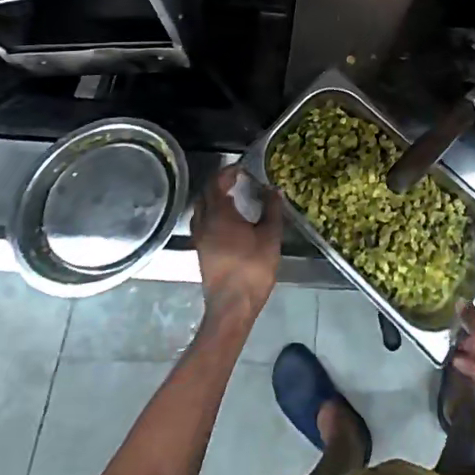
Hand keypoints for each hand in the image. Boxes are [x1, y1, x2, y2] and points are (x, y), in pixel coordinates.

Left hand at [193, 165, 282, 323]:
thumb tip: (274, 190)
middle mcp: (204, 222)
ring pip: (200, 208)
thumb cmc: (253, 269)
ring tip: (231, 196)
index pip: (217, 183)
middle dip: (219, 182)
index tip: (242, 168)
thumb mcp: (270, 237)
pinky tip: (226, 220)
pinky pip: (201, 222)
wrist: (232, 306)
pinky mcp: (201, 251)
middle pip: (205, 193)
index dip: (228, 172)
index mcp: (220, 214)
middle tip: (237, 179)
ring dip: (213, 197)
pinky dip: (211, 212)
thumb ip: (272, 210)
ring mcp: (200, 237)